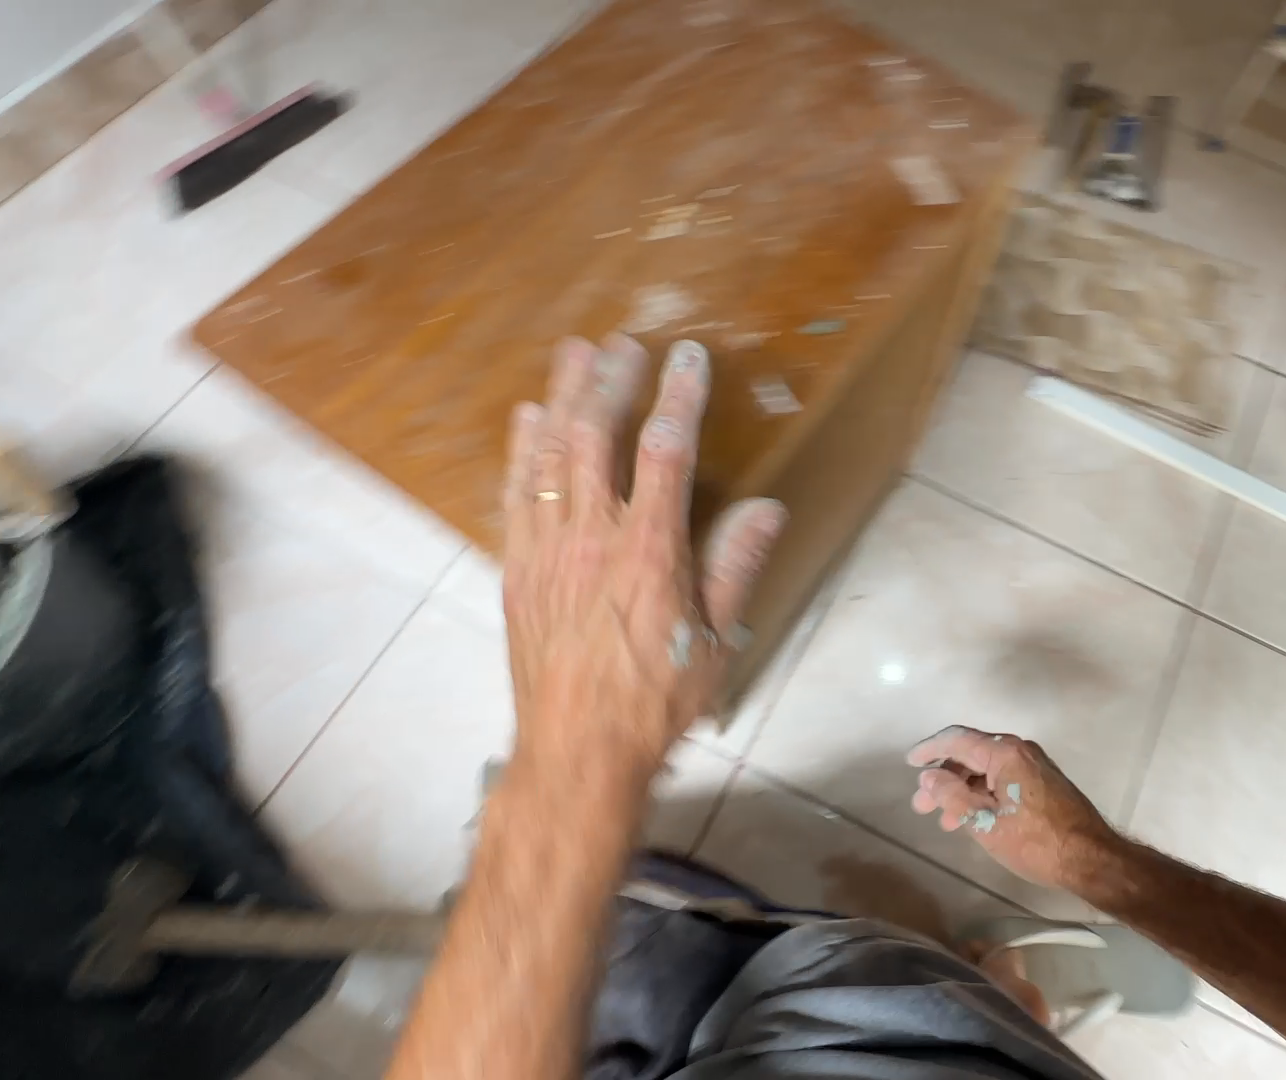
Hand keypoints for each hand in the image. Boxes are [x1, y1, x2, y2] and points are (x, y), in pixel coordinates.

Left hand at [501, 334, 785, 760]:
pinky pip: (517, 494)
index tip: (689, 356)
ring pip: (552, 456)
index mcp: (649, 551)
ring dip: (563, 397)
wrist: (577, 750)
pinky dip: (523, 450)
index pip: (666, 453)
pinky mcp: (517, 568)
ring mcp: (546, 550)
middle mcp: (592, 537)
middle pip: (597, 437)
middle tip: (625, 342)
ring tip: (574, 353)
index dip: (679, 397)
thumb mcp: (716, 641)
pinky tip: (528, 417)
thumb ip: (736, 567)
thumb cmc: (657, 700)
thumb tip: (768, 508)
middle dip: (613, 382)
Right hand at [907, 726, 1122, 891]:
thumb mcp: (984, 822)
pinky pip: (1001, 778)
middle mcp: (1019, 749)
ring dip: (961, 790)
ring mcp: (1033, 765)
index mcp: (1005, 751)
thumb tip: (929, 776)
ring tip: (943, 819)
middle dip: (943, 778)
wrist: (1091, 859)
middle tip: (922, 804)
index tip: (910, 762)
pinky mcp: (1041, 782)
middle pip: (970, 754)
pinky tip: (971, 818)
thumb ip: (951, 796)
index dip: (929, 749)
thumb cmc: (1035, 841)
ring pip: (985, 769)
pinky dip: (981, 794)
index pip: (957, 739)